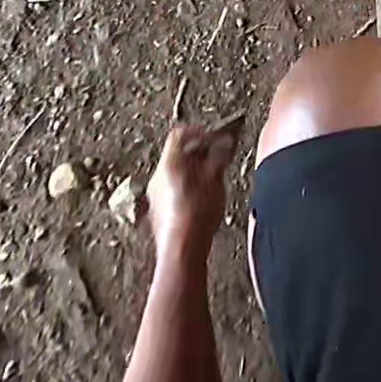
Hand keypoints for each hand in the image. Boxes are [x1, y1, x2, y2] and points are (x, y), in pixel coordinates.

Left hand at [145, 124, 236, 253]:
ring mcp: (155, 195)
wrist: (182, 249)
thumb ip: (220, 155)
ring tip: (213, 179)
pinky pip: (172, 188)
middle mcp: (157, 176)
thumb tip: (225, 141)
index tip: (214, 137)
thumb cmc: (197, 213)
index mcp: (169, 163)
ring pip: (175, 172)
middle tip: (218, 158)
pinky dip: (187, 186)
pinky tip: (203, 198)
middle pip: (177, 153)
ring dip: (194, 170)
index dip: (199, 132)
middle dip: (199, 153)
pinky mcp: (157, 211)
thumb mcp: (216, 177)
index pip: (180, 134)